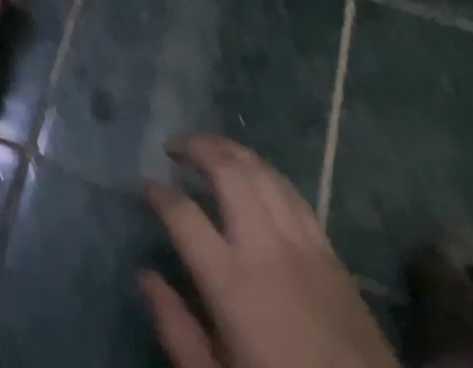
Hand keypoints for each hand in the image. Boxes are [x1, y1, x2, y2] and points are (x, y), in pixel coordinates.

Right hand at [141, 137, 399, 367]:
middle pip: (230, 173)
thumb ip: (174, 325)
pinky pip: (295, 194)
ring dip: (233, 151)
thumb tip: (144, 276)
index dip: (157, 193)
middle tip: (173, 147)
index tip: (143, 187)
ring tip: (209, 148)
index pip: (184, 215)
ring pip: (265, 173)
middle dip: (197, 148)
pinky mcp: (330, 251)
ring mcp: (303, 245)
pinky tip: (255, 175)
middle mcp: (266, 248)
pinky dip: (267, 174)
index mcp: (230, 282)